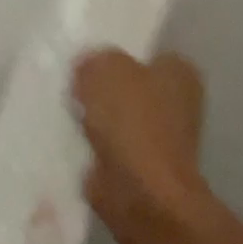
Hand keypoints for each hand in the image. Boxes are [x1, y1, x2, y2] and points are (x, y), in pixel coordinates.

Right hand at [71, 49, 207, 232]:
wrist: (139, 191)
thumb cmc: (131, 122)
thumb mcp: (105, 69)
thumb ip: (96, 58)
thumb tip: (88, 66)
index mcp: (180, 72)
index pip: (145, 52)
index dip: (116, 53)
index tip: (86, 59)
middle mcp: (177, 103)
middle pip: (129, 85)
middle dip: (101, 87)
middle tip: (68, 83)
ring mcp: (160, 137)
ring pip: (115, 116)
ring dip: (93, 117)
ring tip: (62, 110)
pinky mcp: (139, 165)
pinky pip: (107, 144)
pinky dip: (90, 143)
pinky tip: (66, 137)